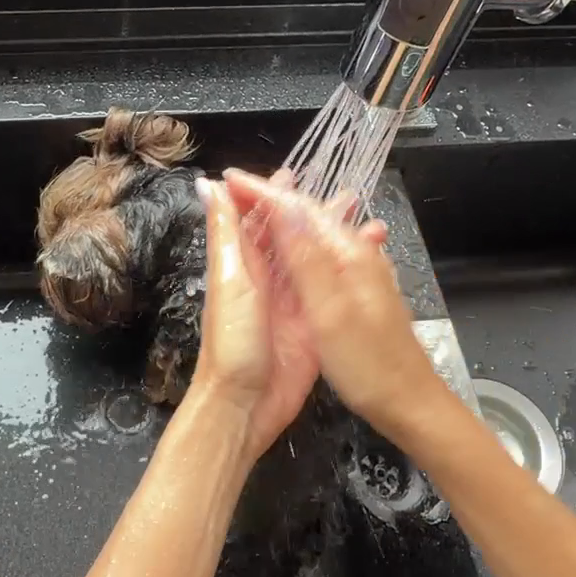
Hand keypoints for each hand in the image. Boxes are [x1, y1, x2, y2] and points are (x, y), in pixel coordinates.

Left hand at [187, 175, 383, 462]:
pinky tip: (367, 259)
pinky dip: (345, 274)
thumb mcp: (230, 279)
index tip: (293, 173)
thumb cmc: (232, 342)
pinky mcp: (312, 327)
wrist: (246, 403)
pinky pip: (329, 293)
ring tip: (362, 218)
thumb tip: (208, 184)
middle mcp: (266, 281)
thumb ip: (225, 232)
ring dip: (332, 239)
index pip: (256, 220)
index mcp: (243, 265)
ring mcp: (291, 304)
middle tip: (345, 194)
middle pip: (289, 239)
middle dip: (311, 216)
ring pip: (312, 262)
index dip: (270, 196)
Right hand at [221, 169, 444, 430]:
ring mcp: (359, 275)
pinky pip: (320, 257)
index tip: (227, 179)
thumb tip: (283, 206)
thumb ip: (305, 259)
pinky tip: (290, 248)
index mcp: (347, 255)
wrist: (411, 405)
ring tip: (255, 207)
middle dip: (270, 199)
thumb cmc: (369, 365)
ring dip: (283, 219)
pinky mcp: (356, 294)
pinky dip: (297, 246)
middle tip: (233, 188)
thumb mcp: (330, 312)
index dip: (261, 193)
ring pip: (314, 235)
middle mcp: (355, 256)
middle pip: (307, 216)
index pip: (298, 210)